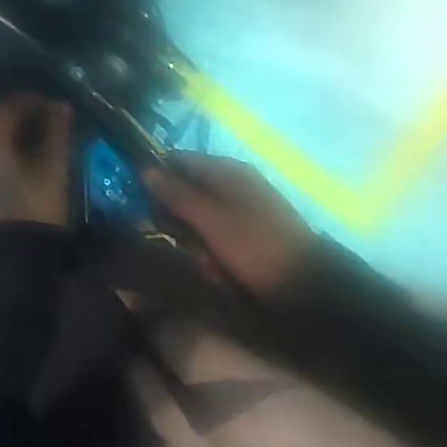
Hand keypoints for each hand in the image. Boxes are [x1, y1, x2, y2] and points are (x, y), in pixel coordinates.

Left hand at [0, 95, 73, 227]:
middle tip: (37, 114)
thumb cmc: (39, 209)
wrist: (15, 257)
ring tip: (21, 130)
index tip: (49, 104)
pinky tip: (3, 148)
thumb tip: (60, 106)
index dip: (30, 102)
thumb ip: (56, 132)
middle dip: (12, 112)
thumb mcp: (54, 169)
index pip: (8, 110)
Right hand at [144, 153, 313, 294]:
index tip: (138, 202)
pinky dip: (213, 251)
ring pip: (199, 217)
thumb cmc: (255, 245)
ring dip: (194, 240)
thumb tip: (144, 168)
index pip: (178, 160)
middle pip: (187, 189)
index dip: (156, 177)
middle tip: (175, 241)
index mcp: (227, 169)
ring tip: (202, 262)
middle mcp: (235, 182)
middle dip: (176, 217)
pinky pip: (217, 235)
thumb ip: (177, 193)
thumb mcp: (211, 219)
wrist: (308, 287)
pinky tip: (218, 270)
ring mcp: (244, 208)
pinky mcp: (250, 233)